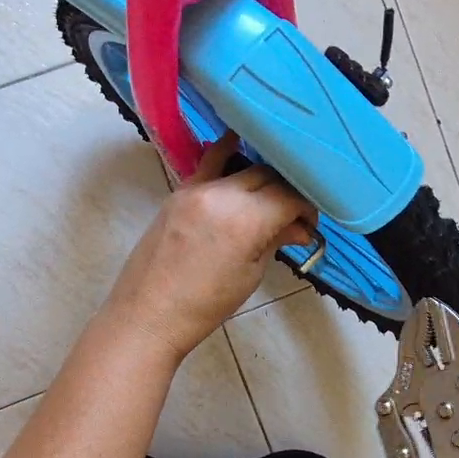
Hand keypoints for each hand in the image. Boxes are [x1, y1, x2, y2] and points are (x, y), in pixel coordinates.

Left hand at [101, 134, 316, 363]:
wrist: (149, 313)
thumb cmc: (205, 305)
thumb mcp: (250, 274)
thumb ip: (275, 241)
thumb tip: (301, 229)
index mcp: (246, 220)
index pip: (289, 196)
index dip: (306, 206)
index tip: (309, 223)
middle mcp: (223, 194)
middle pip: (267, 175)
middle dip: (286, 190)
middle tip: (293, 213)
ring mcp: (197, 189)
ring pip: (241, 166)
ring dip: (260, 174)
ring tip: (268, 193)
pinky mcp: (179, 191)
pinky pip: (208, 164)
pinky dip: (225, 153)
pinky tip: (236, 144)